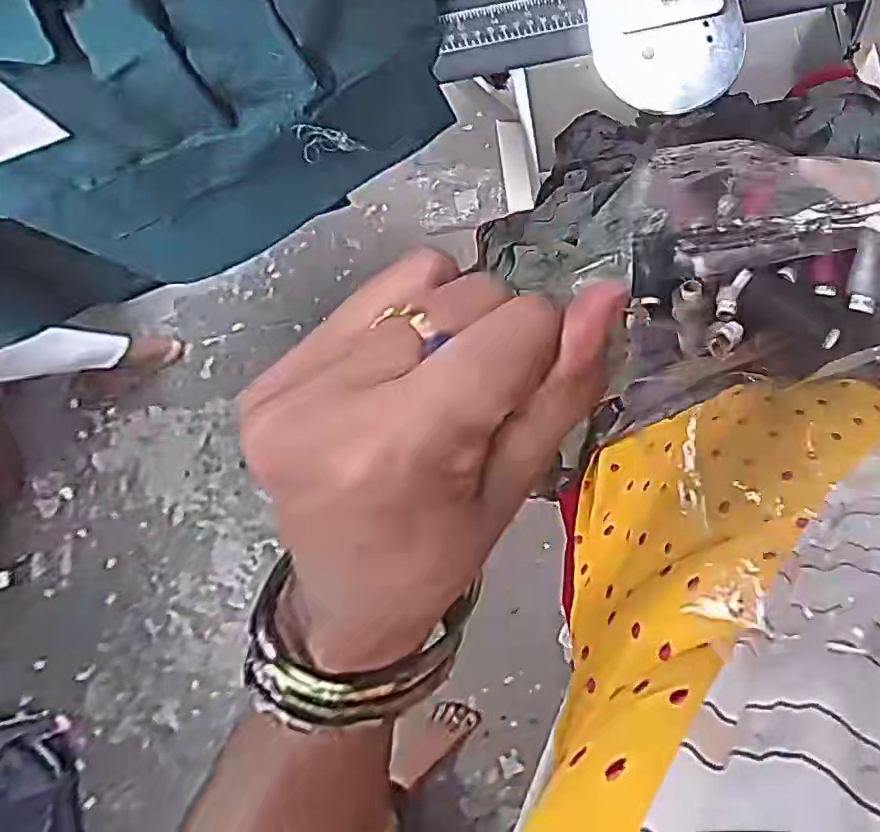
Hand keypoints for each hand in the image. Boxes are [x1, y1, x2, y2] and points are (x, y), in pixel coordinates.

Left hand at [239, 250, 625, 672]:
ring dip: (464, 321)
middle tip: (492, 396)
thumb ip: (567, 384)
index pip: (516, 326)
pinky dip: (419, 310)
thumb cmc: (445, 555)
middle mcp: (332, 400)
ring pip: (432, 283)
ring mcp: (291, 381)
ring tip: (445, 385)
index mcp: (400, 445)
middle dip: (507, 334)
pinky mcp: (273, 369)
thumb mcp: (522, 480)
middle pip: (474, 295)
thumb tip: (606, 295)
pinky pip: (383, 286)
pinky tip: (409, 365)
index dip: (552, 341)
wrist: (345, 597)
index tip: (542, 384)